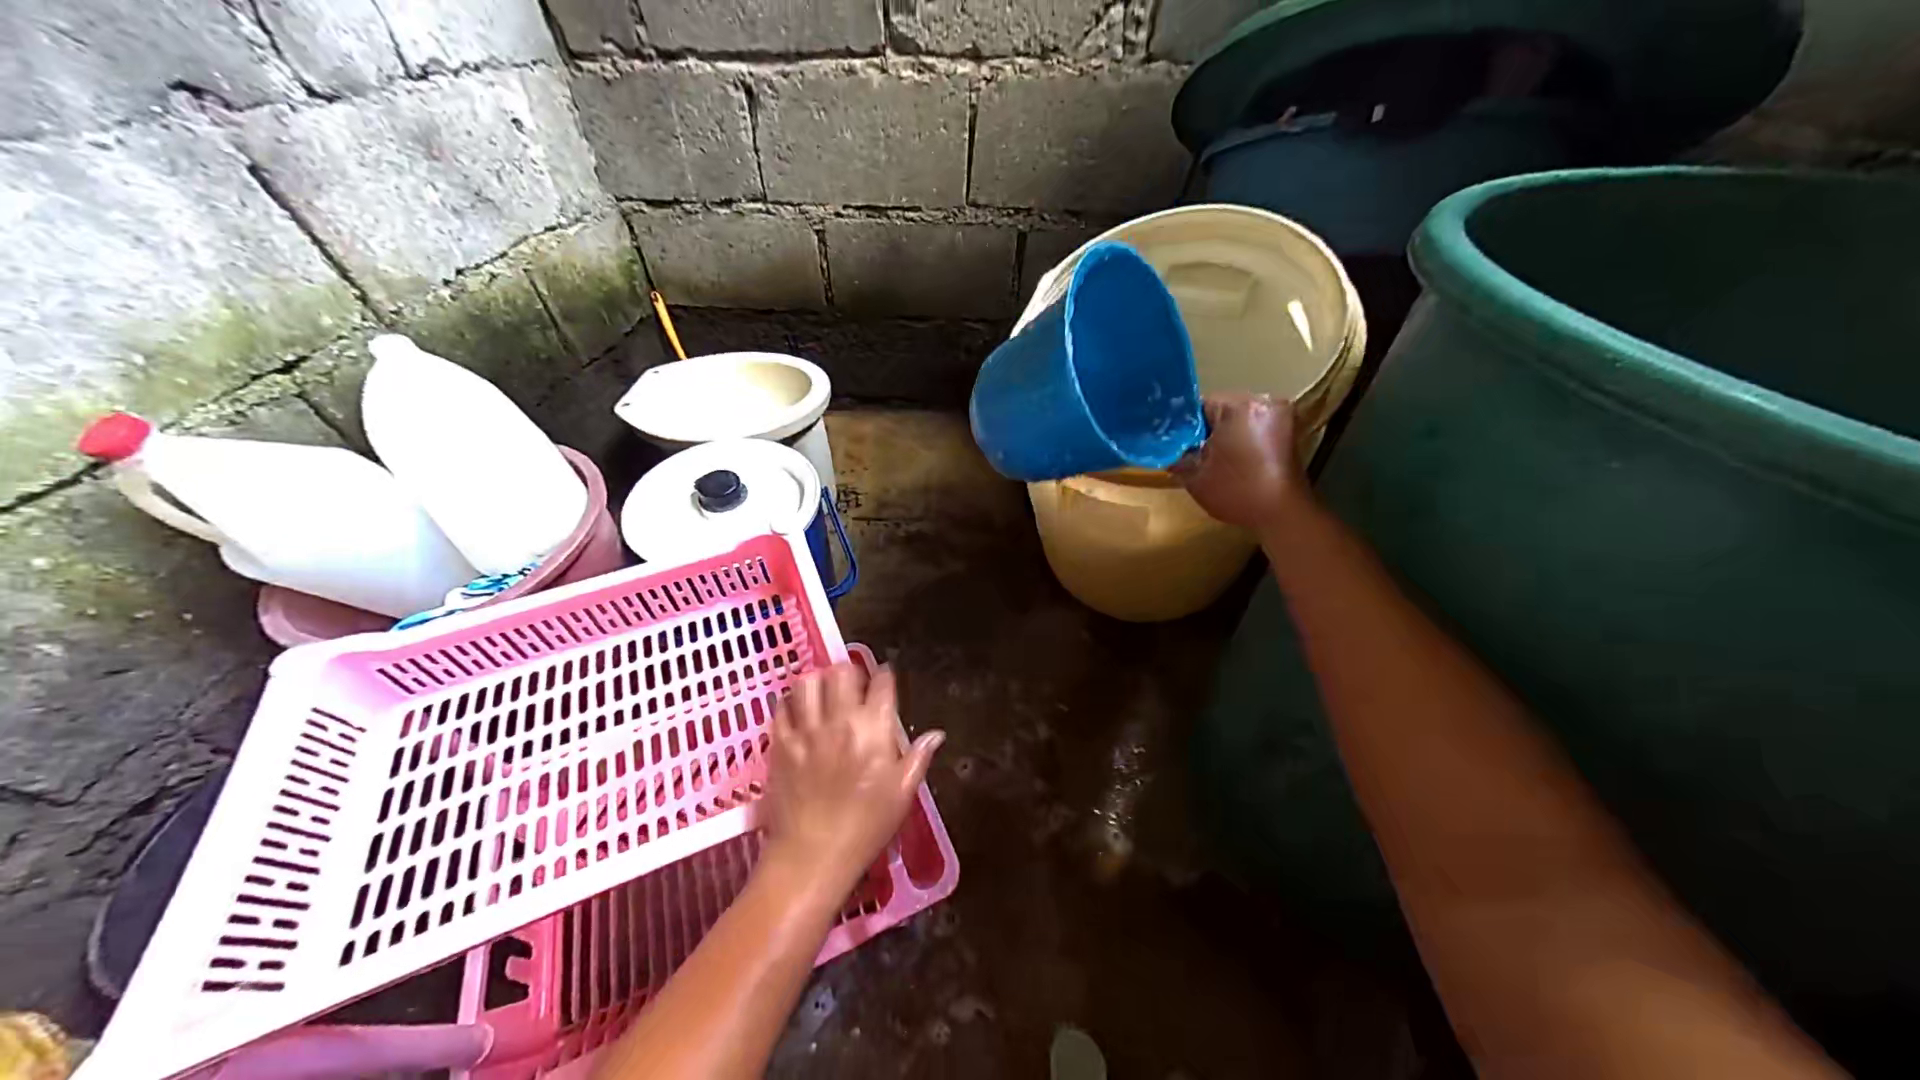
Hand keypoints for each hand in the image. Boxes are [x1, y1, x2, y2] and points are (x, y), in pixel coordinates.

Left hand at [760, 663, 942, 904]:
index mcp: (873, 730)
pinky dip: (790, 703)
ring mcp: (805, 730)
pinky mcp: (779, 743)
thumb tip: (936, 734)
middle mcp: (839, 720)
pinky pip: (781, 708)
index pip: (881, 683)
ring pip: (807, 682)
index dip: (884, 676)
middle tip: (853, 684)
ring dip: (818, 681)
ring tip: (824, 692)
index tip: (884, 680)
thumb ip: (918, 757)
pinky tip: (799, 712)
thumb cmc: (865, 827)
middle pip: (841, 672)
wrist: (812, 855)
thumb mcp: (902, 794)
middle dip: (850, 671)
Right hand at [1173, 392, 1311, 530]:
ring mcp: (1280, 415)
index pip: (1197, 405)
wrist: (1283, 514)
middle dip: (1204, 429)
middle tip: (1189, 453)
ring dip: (1223, 435)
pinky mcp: (1288, 430)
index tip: (1172, 444)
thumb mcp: (1195, 477)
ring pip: (1237, 418)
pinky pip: (1253, 427)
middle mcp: (1263, 402)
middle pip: (1220, 409)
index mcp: (1238, 406)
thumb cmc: (1237, 492)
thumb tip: (1166, 450)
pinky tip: (1231, 460)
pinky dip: (1241, 439)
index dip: (1181, 426)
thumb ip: (1176, 456)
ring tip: (1210, 459)